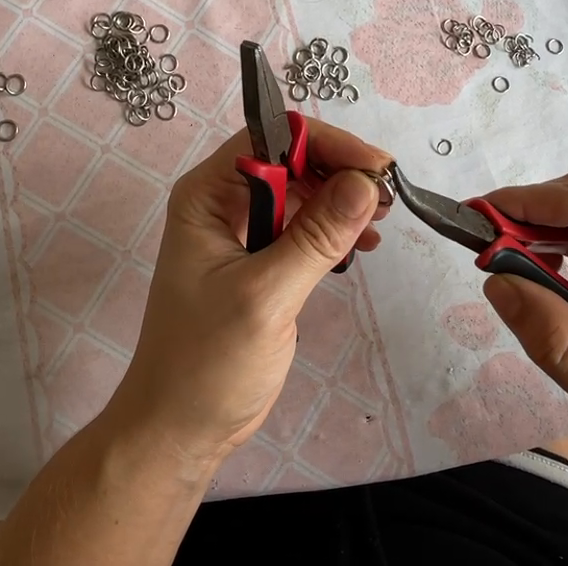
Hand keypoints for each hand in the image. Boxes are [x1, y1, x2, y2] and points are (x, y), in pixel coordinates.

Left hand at [103, 121, 391, 468]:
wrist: (180, 427)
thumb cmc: (208, 362)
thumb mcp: (266, 295)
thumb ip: (315, 237)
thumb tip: (365, 183)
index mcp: (206, 195)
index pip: (269, 140)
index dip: (324, 143)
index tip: (375, 167)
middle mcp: (220, 202)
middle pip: (287, 160)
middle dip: (338, 169)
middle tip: (386, 196)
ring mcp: (239, 231)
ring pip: (299, 190)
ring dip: (340, 198)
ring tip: (380, 219)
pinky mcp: (258, 260)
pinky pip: (301, 225)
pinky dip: (333, 228)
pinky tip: (361, 243)